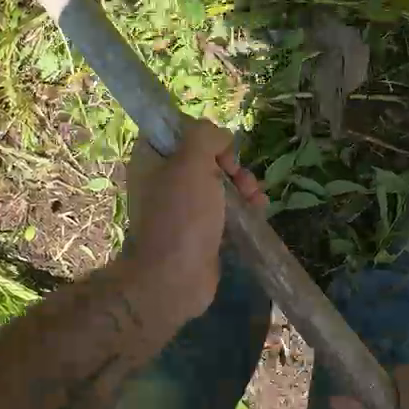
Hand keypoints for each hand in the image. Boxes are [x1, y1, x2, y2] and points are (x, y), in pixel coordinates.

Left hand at [122, 119, 265, 324]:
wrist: (175, 279)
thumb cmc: (181, 216)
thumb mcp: (192, 163)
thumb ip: (206, 136)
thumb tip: (221, 138)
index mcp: (151, 159)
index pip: (176, 129)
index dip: (202, 134)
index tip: (218, 147)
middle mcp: (163, 178)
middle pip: (204, 155)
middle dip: (230, 162)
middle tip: (239, 177)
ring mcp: (182, 205)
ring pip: (219, 180)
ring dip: (243, 183)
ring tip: (254, 198)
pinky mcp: (200, 227)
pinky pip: (226, 206)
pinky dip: (244, 204)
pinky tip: (258, 209)